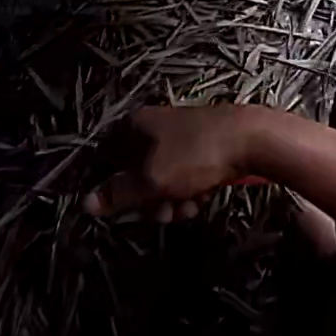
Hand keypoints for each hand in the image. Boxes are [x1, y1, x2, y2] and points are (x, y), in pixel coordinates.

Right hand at [84, 105, 268, 221]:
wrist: (250, 140)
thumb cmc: (195, 155)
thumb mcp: (153, 180)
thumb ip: (119, 193)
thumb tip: (85, 203)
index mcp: (135, 125)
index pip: (106, 158)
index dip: (110, 186)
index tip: (122, 208)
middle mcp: (153, 127)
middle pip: (134, 173)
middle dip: (148, 199)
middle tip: (164, 211)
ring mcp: (177, 137)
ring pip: (160, 179)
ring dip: (170, 200)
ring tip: (188, 206)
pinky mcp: (198, 149)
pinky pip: (182, 177)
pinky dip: (188, 192)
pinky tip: (201, 199)